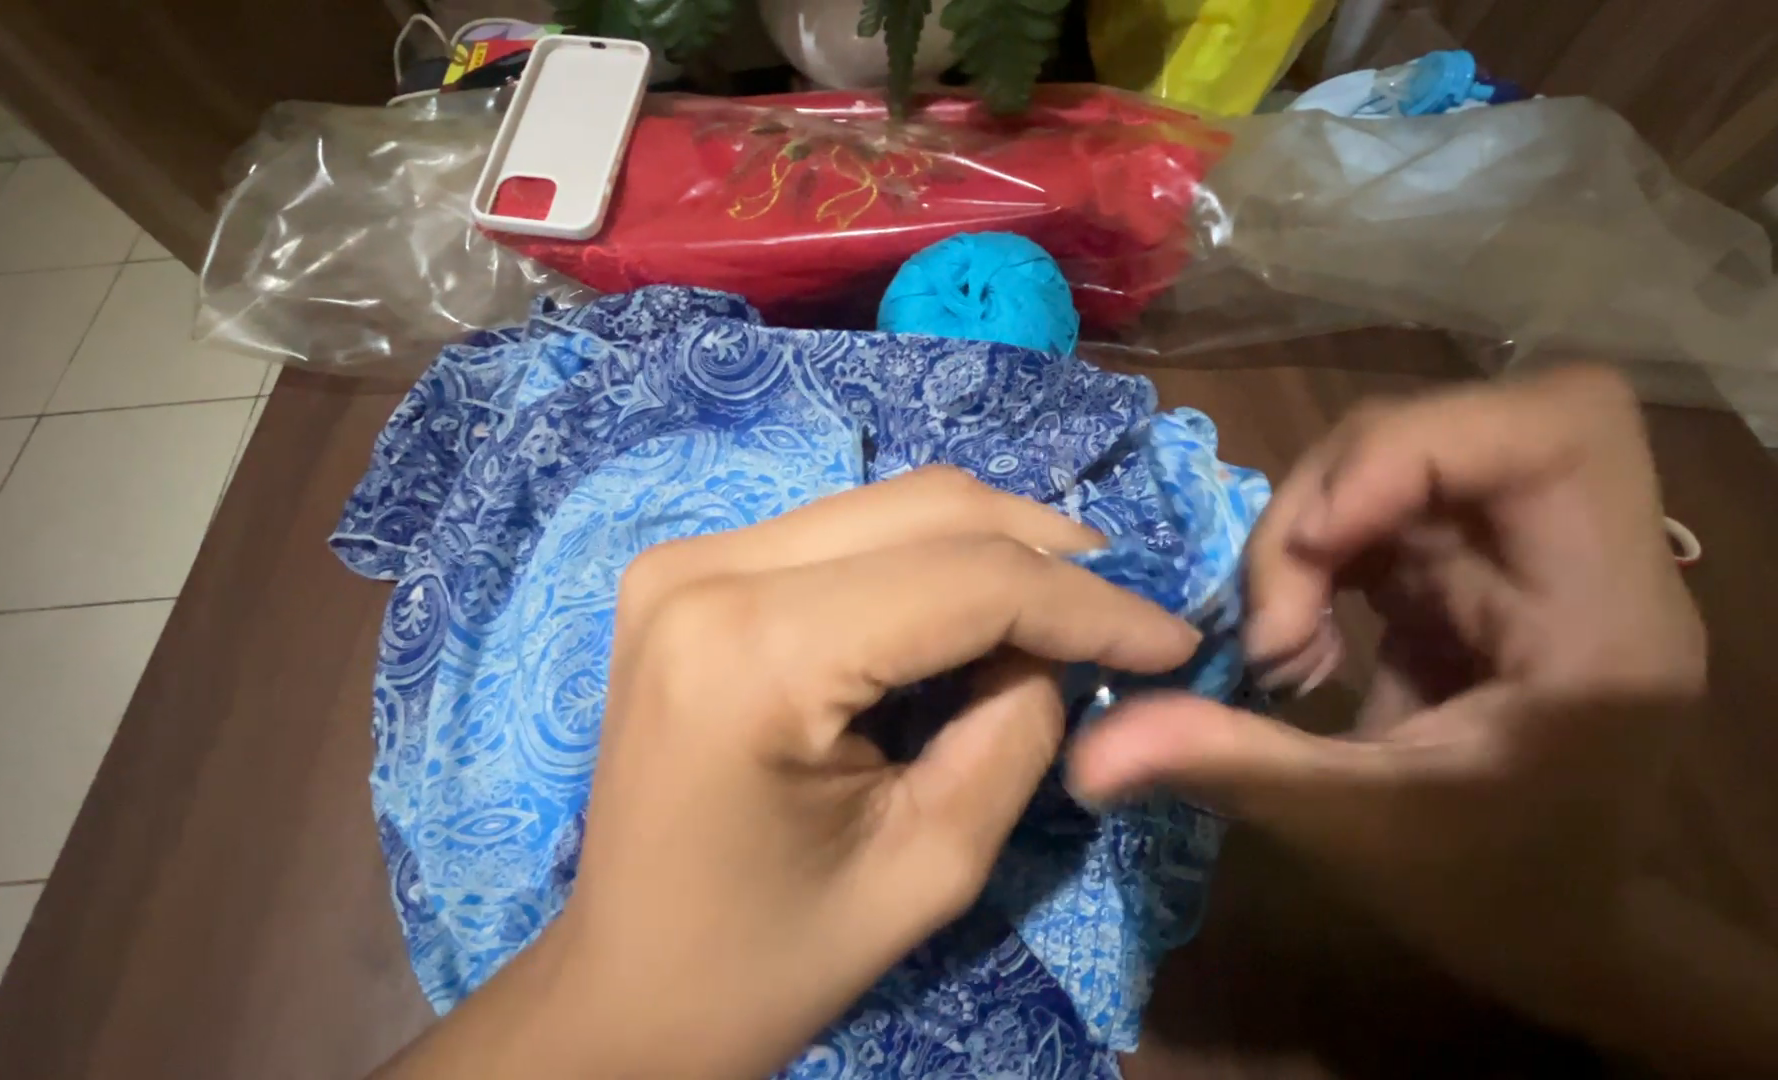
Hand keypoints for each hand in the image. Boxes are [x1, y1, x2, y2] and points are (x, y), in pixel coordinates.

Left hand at [374, 467, 1202, 1079]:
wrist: (627, 976)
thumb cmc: (772, 953)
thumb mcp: (932, 860)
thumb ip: (1016, 724)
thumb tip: (1059, 634)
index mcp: (752, 651)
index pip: (964, 579)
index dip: (1086, 602)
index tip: (1173, 637)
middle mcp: (704, 569)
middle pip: (923, 508)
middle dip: (1044, 552)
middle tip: (1123, 610)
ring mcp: (683, 558)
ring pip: (884, 506)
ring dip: (987, 547)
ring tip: (1061, 608)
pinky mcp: (685, 569)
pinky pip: (838, 534)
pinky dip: (920, 560)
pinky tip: (969, 606)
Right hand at [1068, 367, 1777, 1072]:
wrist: (1542, 921)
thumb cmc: (1482, 885)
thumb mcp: (1347, 823)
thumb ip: (1223, 762)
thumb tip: (1085, 753)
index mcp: (1598, 619)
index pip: (1552, 432)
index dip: (1408, 452)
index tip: (1310, 548)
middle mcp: (1571, 560)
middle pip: (1456, 424)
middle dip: (1333, 491)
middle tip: (1273, 601)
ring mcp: (1509, 556)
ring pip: (1397, 456)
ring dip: (1304, 530)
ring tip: (1274, 633)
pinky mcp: (1457, 568)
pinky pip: (1369, 506)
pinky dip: (1305, 553)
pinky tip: (1290, 632)